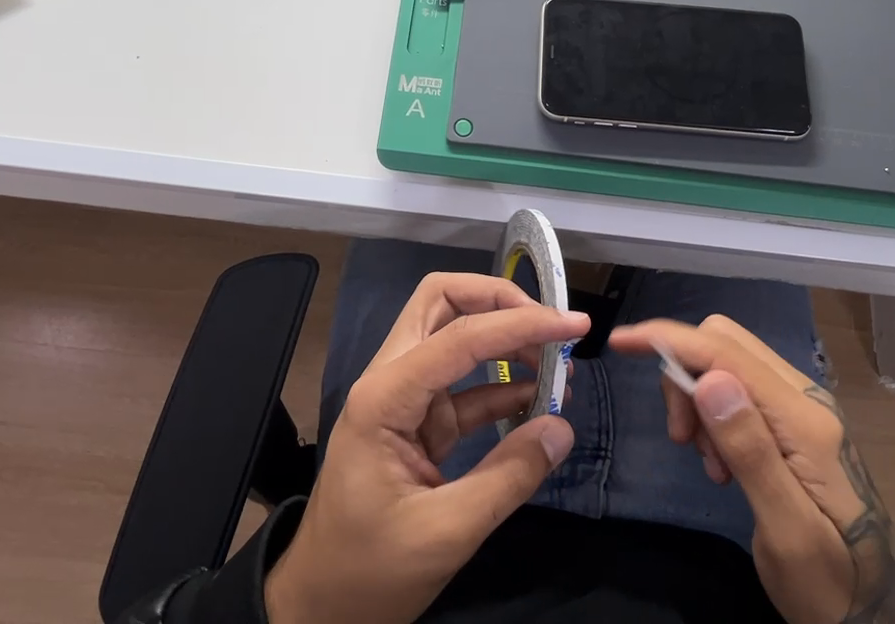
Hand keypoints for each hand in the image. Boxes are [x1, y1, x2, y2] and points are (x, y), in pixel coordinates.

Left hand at [265, 273, 589, 623]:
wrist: (320, 607)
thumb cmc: (369, 571)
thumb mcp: (444, 532)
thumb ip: (507, 477)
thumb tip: (562, 427)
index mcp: (385, 396)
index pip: (459, 335)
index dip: (520, 323)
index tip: (574, 325)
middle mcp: (391, 380)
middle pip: (442, 303)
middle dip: (499, 301)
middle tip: (552, 326)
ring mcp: (405, 399)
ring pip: (455, 336)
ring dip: (506, 340)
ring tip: (560, 366)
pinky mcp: (420, 424)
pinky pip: (467, 386)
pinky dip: (505, 385)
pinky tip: (541, 402)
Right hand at [609, 316, 894, 623]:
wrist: (877, 611)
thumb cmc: (831, 582)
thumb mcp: (788, 531)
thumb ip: (751, 452)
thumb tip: (707, 380)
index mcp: (804, 420)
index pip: (725, 353)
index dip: (668, 339)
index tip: (619, 342)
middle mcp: (805, 399)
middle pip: (724, 343)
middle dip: (683, 374)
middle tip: (681, 438)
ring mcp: (801, 409)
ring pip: (726, 363)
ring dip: (698, 400)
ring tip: (708, 463)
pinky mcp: (793, 423)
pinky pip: (738, 389)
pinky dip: (713, 414)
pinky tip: (721, 463)